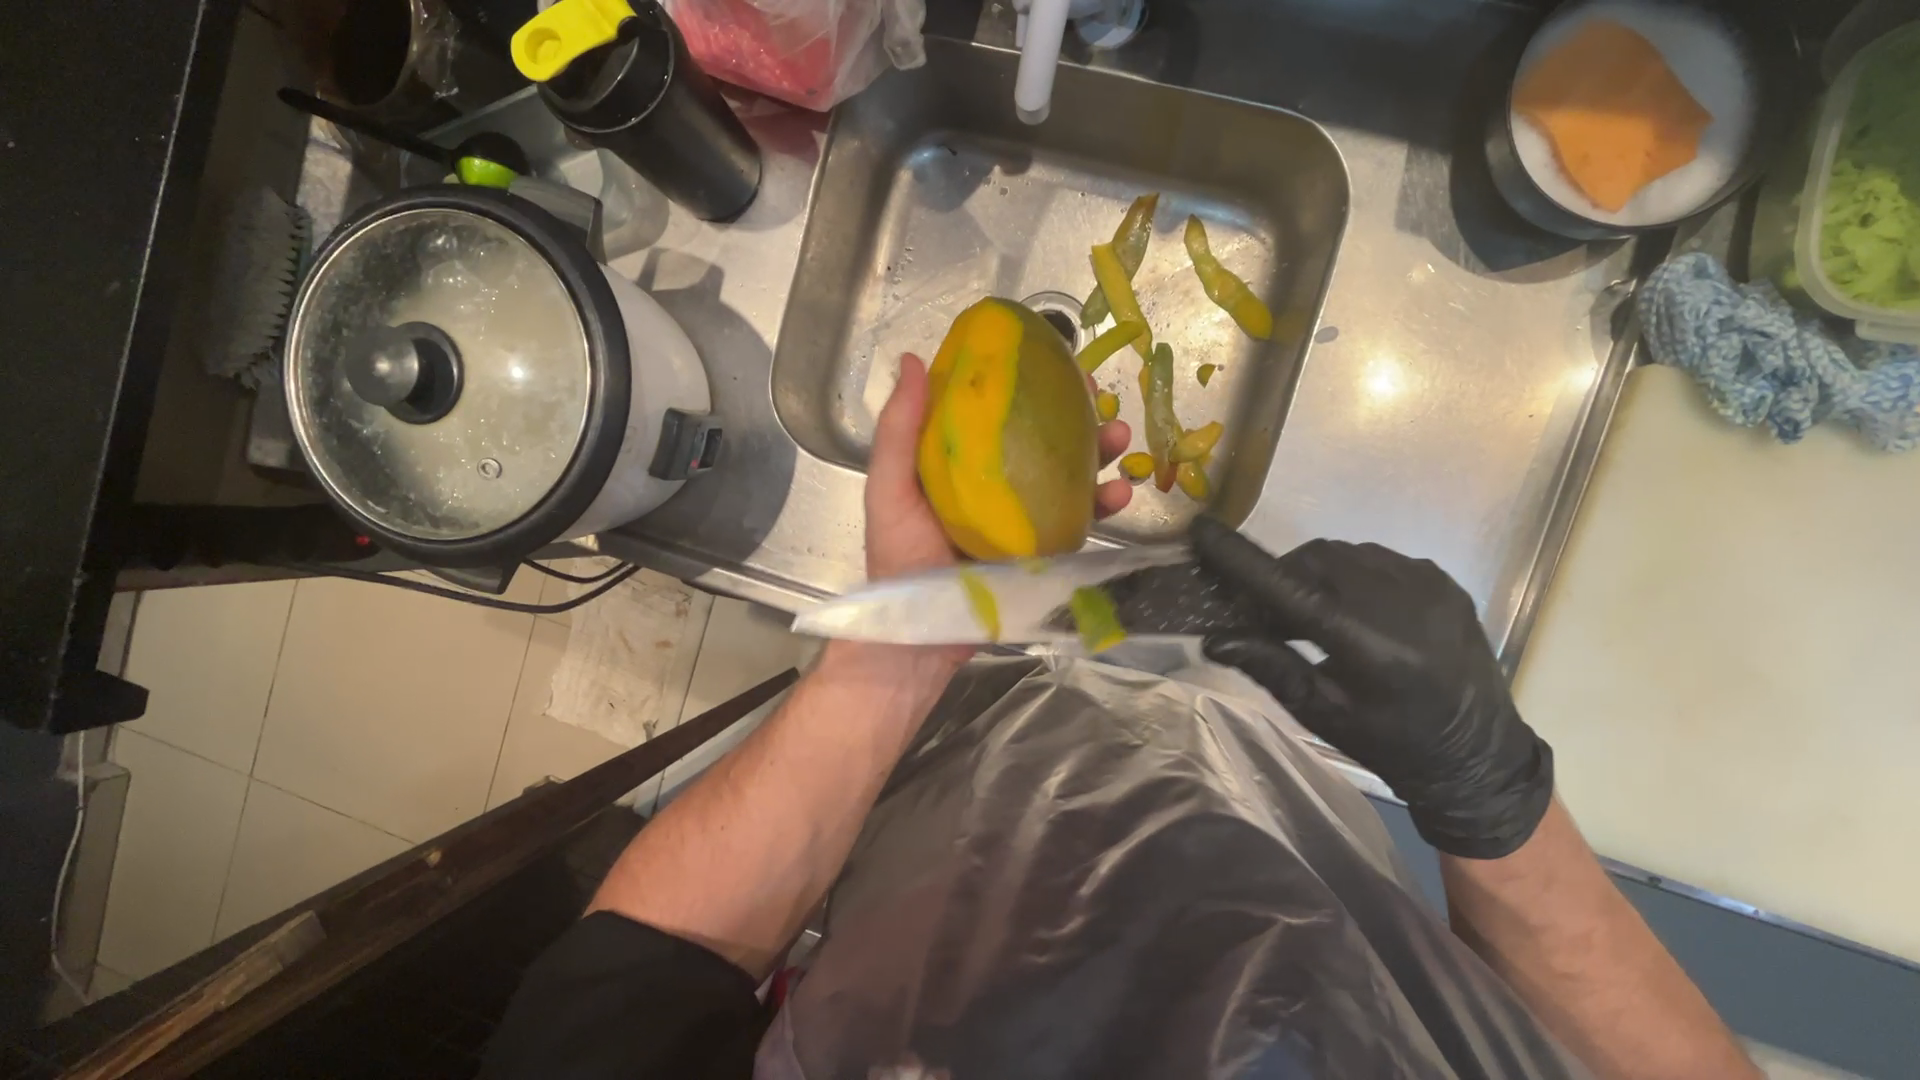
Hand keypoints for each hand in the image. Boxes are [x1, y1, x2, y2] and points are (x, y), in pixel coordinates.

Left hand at [865, 353, 1132, 582]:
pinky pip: (1078, 520)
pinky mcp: (1042, 548)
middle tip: (1098, 394)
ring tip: (1119, 435)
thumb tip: (913, 361)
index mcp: (958, 462)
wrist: (920, 635)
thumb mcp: (890, 490)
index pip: (995, 411)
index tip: (1050, 360)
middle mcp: (993, 482)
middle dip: (1074, 414)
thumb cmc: (897, 560)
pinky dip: (1104, 504)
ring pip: (1068, 474)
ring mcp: (1021, 516)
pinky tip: (1119, 493)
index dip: (1024, 383)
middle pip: (1040, 438)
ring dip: (1099, 452)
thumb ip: (898, 432)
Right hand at [1190, 516, 1552, 858]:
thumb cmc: (1390, 744)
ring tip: (1310, 616)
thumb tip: (1214, 638)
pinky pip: (1377, 558)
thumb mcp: (1322, 713)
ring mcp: (1427, 583)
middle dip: (1280, 576)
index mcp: (1368, 644)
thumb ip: (1270, 666)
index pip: (1289, 588)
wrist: (1479, 755)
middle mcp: (1400, 601)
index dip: (1242, 559)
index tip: (1203, 530)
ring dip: (1313, 574)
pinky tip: (1352, 609)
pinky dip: (1349, 575)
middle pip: (1314, 559)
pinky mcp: (1442, 579)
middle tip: (1266, 617)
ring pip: (1344, 553)